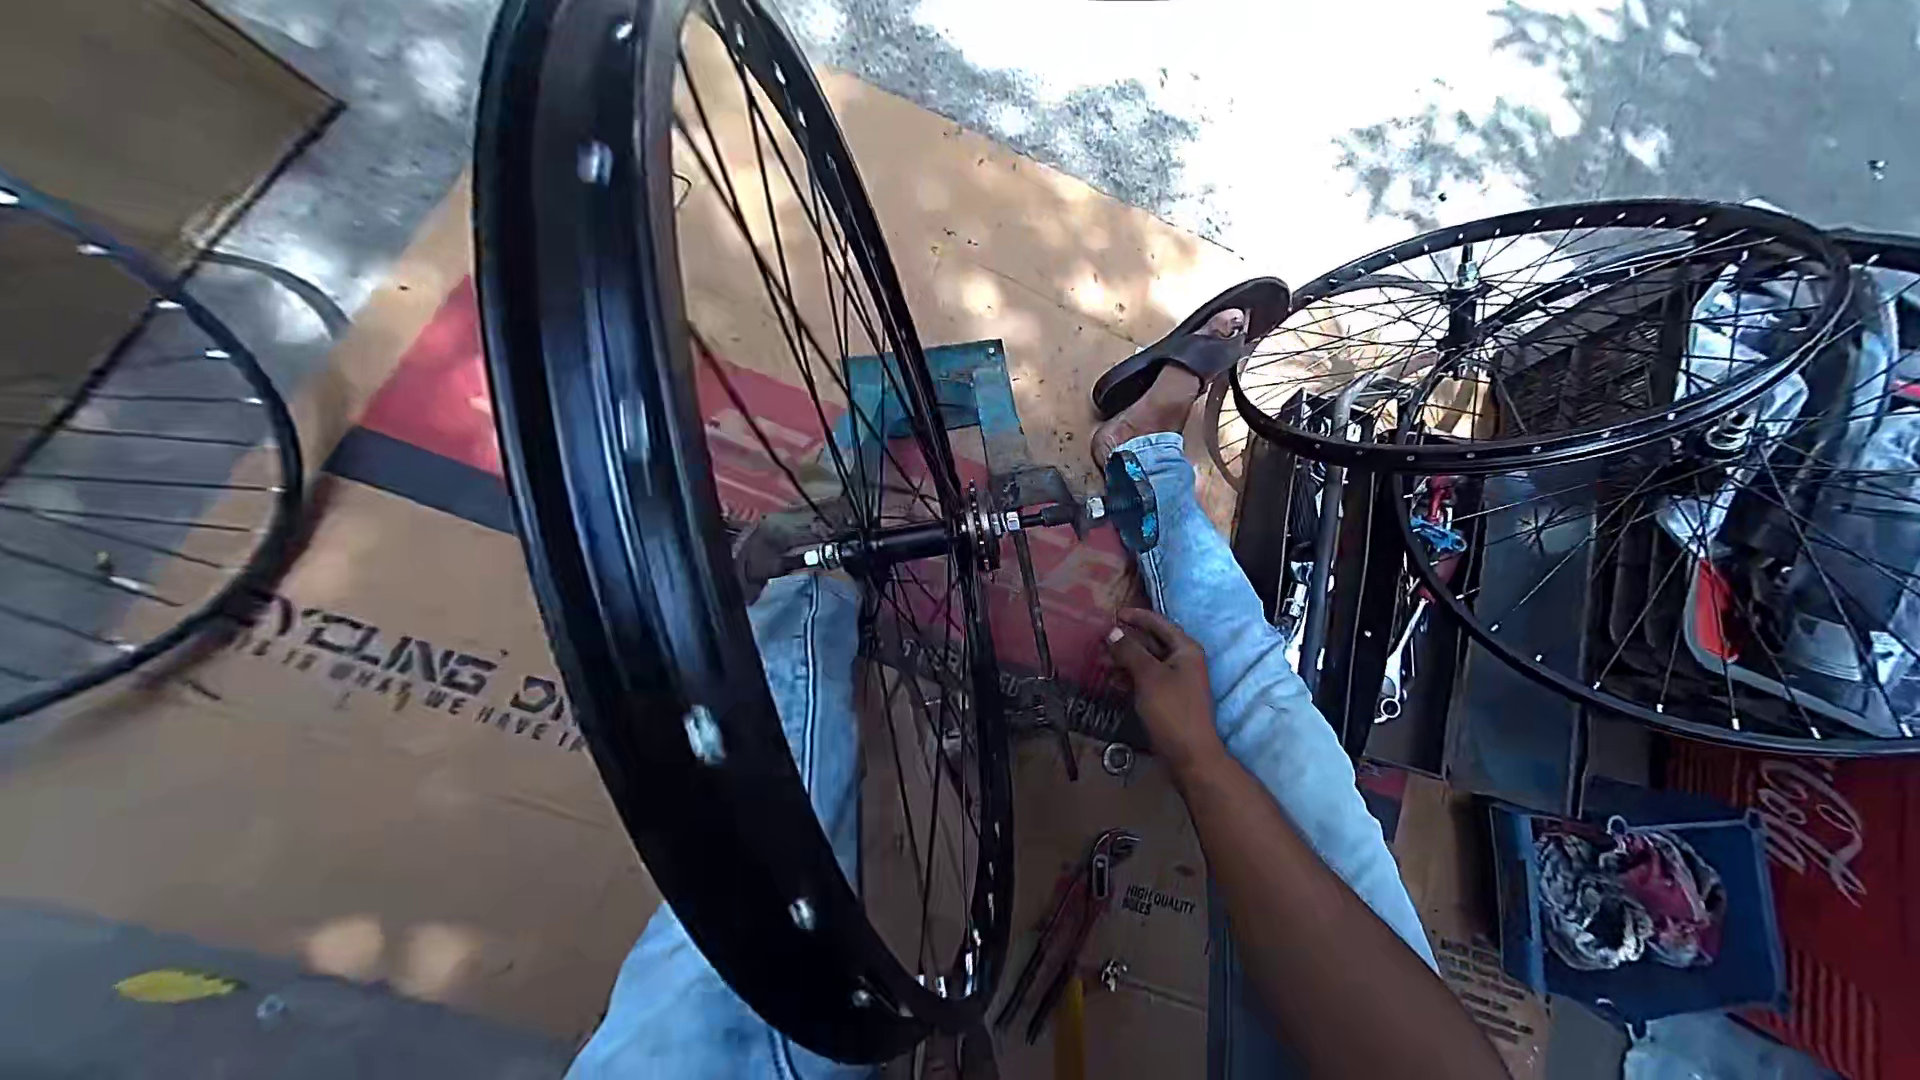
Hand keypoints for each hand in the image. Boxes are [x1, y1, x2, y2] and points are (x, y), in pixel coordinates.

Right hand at [1106, 607, 1223, 774]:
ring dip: (1124, 659)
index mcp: (1185, 649)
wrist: (1190, 755)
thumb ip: (1129, 650)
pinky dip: (1129, 676)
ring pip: (1146, 661)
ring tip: (1101, 661)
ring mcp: (1176, 680)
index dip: (1137, 616)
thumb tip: (1112, 631)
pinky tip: (1113, 680)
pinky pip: (1146, 678)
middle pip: (1151, 642)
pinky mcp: (1168, 697)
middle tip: (1100, 641)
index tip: (1114, 614)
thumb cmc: (1172, 710)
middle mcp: (1183, 661)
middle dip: (1126, 640)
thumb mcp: (1148, 676)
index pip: (1159, 623)